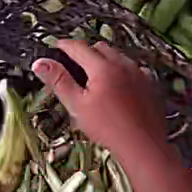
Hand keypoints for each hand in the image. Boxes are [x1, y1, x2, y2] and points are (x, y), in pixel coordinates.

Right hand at [33, 40, 169, 164]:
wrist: (143, 146)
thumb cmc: (107, 128)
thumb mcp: (77, 105)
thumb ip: (59, 81)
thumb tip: (40, 62)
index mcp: (102, 67)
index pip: (79, 47)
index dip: (64, 45)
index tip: (56, 46)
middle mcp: (123, 64)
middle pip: (100, 47)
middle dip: (86, 51)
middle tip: (74, 64)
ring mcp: (140, 73)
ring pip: (118, 56)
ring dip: (105, 59)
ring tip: (95, 75)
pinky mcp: (151, 84)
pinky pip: (134, 69)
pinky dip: (123, 71)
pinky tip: (119, 86)